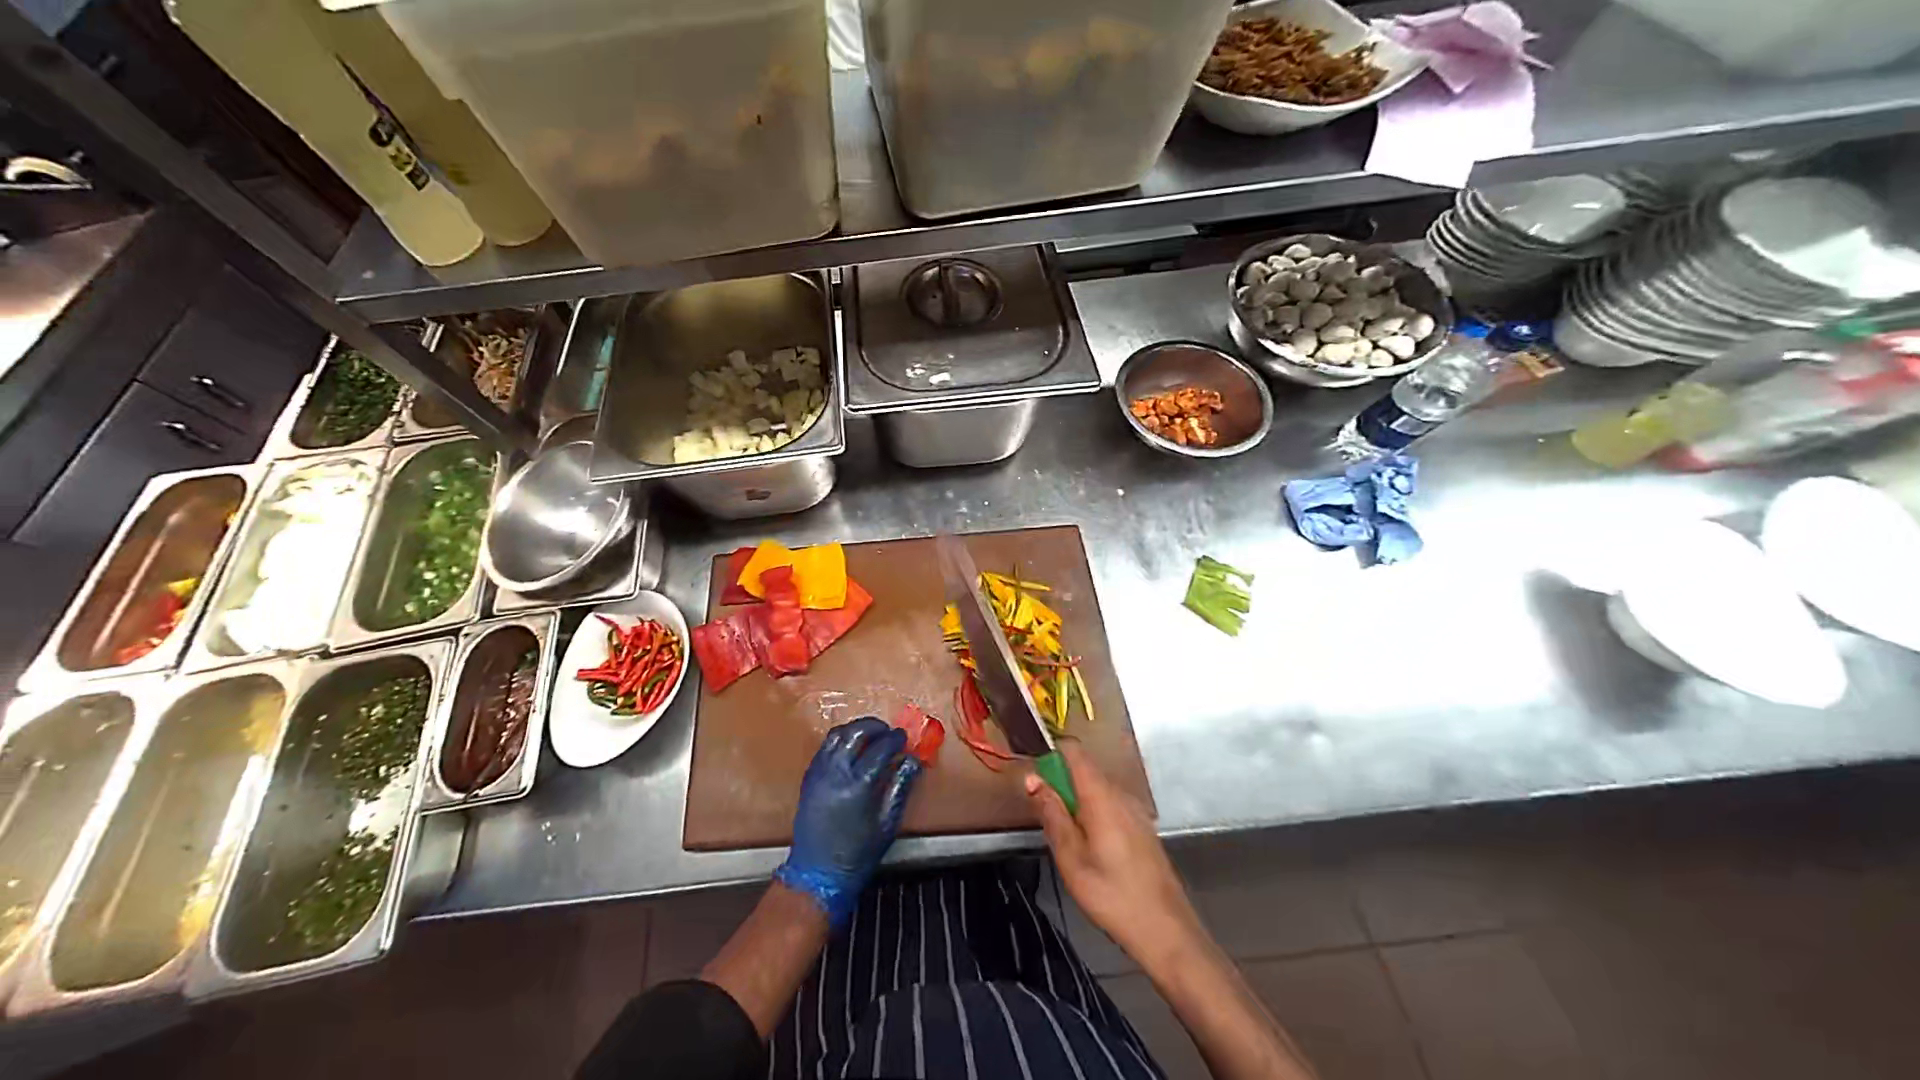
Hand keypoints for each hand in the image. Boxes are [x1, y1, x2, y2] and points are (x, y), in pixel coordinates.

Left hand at [775, 716, 920, 927]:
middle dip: (874, 727)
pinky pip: (825, 747)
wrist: (818, 872)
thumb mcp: (887, 822)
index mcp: (858, 785)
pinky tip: (852, 748)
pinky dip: (841, 740)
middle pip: (856, 733)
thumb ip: (900, 786)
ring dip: (856, 729)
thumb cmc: (858, 852)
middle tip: (888, 732)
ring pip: (837, 735)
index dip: (894, 739)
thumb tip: (913, 760)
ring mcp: (819, 772)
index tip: (904, 738)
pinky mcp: (809, 777)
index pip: (880, 748)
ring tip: (871, 735)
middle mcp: (836, 773)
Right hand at [1026, 741, 1200, 964]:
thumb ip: (1052, 813)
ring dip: (1076, 802)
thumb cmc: (1112, 895)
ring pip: (1098, 790)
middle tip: (1045, 818)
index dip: (1051, 754)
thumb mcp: (1070, 857)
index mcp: (1102, 796)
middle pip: (1085, 771)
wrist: (1166, 930)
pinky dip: (1093, 814)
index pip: (1075, 752)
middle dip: (1061, 784)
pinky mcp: (1142, 828)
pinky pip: (1111, 806)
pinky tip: (1090, 849)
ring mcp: (1136, 811)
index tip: (1034, 775)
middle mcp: (1121, 795)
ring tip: (1066, 839)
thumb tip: (1033, 779)